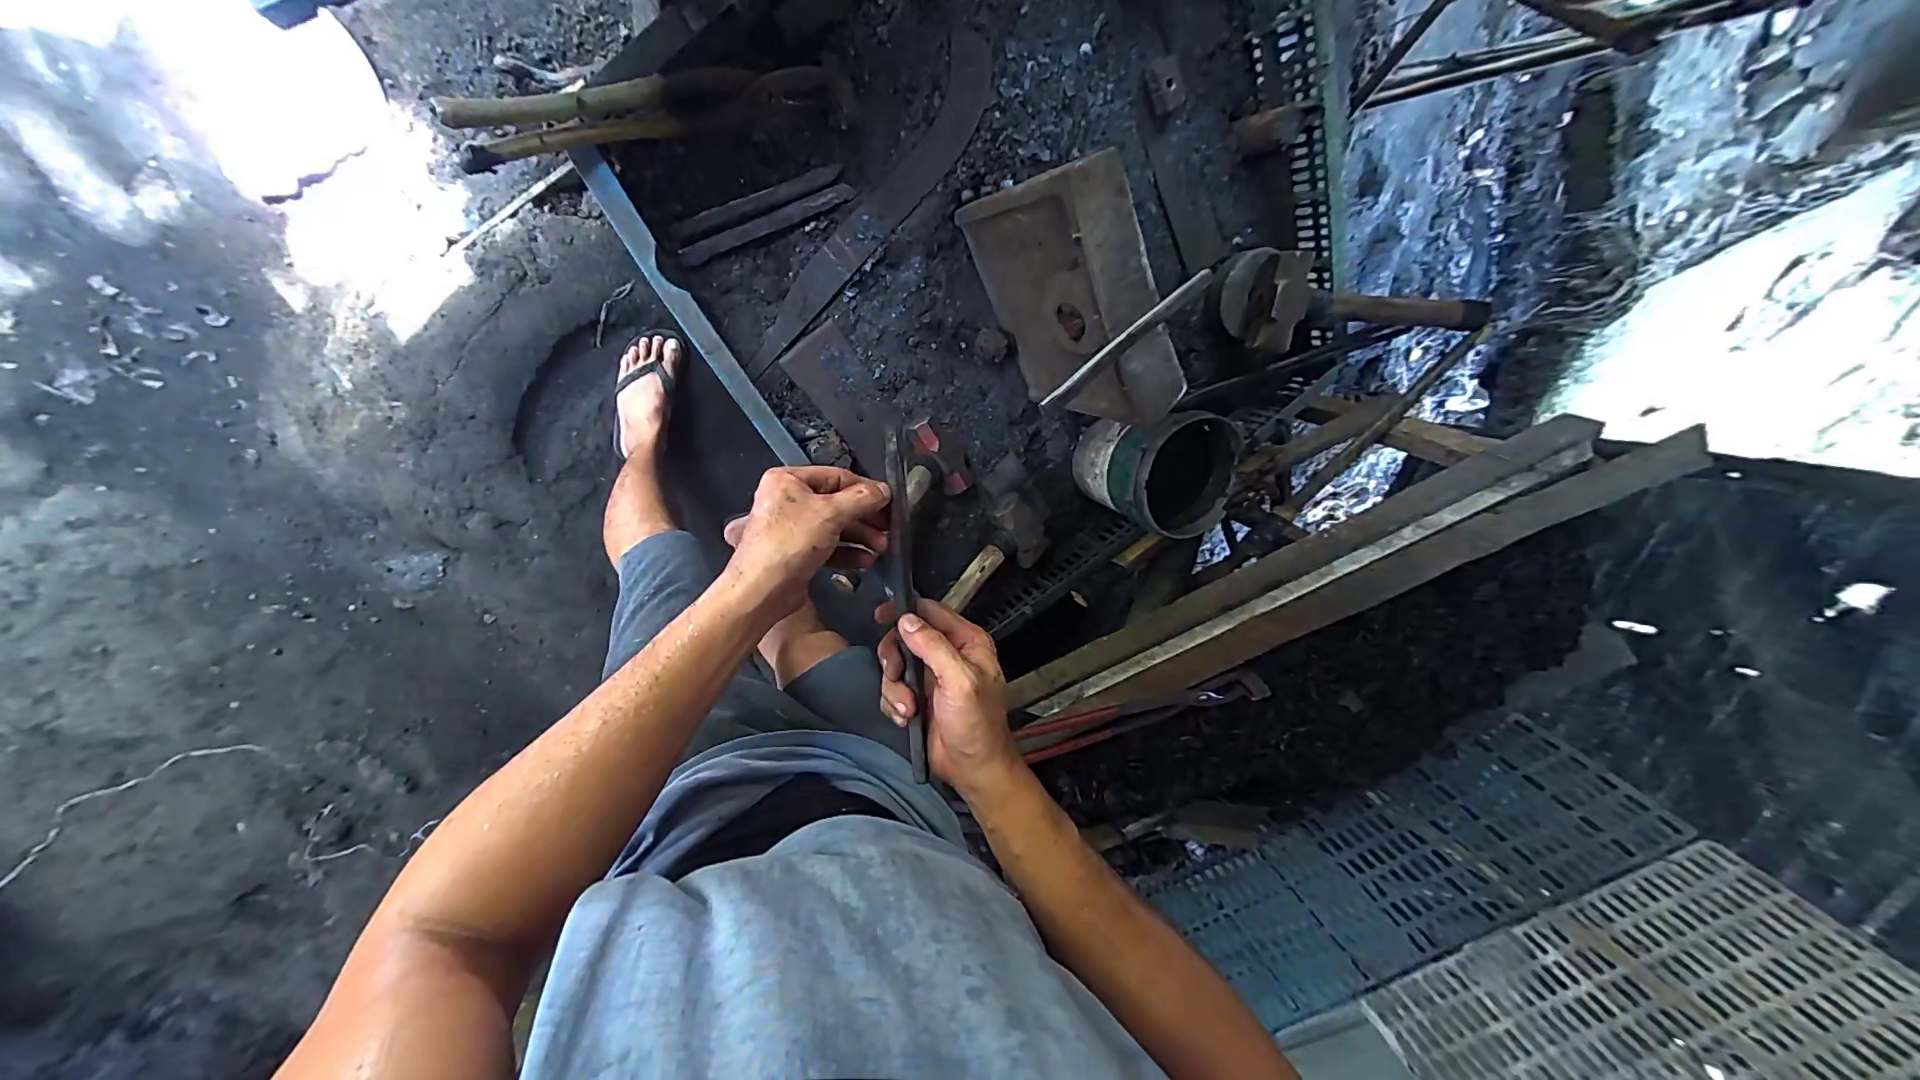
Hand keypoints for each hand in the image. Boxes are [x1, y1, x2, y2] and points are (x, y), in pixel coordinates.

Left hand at [721, 466, 889, 620]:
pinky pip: (828, 546)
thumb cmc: (791, 542)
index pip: (837, 477)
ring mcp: (791, 528)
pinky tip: (867, 560)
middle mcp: (788, 500)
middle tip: (889, 528)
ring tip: (882, 547)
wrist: (762, 590)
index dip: (866, 489)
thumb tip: (885, 490)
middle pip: (838, 503)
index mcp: (788, 480)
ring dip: (861, 536)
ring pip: (835, 526)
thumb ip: (862, 498)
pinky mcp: (796, 553)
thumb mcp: (831, 513)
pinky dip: (848, 552)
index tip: (889, 502)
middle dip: (866, 518)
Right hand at [877, 599, 1021, 795]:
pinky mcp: (917, 696)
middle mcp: (948, 654)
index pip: (931, 611)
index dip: (905, 611)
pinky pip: (892, 688)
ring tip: (908, 707)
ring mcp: (930, 676)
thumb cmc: (978, 726)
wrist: (972, 768)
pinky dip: (894, 703)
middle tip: (895, 674)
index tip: (881, 616)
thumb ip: (934, 647)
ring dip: (894, 688)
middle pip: (905, 637)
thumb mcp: (960, 681)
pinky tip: (907, 717)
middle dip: (895, 658)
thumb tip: (907, 620)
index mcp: (967, 641)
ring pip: (895, 664)